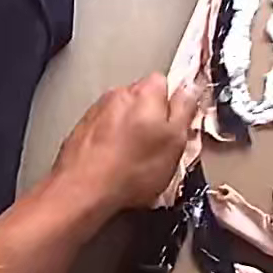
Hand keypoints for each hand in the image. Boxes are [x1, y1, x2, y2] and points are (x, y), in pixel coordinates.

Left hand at [46, 73, 200, 219]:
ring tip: (134, 160)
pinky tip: (115, 163)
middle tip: (158, 147)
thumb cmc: (132, 168)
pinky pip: (104, 129)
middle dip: (151, 118)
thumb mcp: (175, 141)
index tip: (176, 127)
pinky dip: (111, 141)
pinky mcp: (81, 128)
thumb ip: (185, 108)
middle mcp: (119, 93)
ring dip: (129, 130)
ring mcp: (97, 110)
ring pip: (123, 114)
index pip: (167, 82)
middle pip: (144, 98)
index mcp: (146, 91)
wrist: (83, 189)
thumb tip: (191, 88)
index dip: (174, 106)